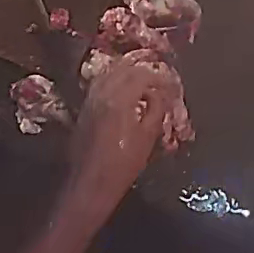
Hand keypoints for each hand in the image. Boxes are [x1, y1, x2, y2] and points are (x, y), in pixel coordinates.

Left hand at [65, 59, 172, 209]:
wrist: (91, 182)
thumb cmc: (124, 163)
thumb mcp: (148, 136)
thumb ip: (156, 109)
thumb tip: (159, 93)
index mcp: (120, 99)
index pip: (142, 75)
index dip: (158, 77)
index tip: (169, 85)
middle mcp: (102, 93)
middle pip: (124, 69)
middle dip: (143, 71)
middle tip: (157, 80)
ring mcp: (91, 99)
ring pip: (109, 74)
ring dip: (127, 74)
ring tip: (142, 83)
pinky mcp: (84, 108)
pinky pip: (100, 85)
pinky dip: (114, 82)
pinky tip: (124, 92)